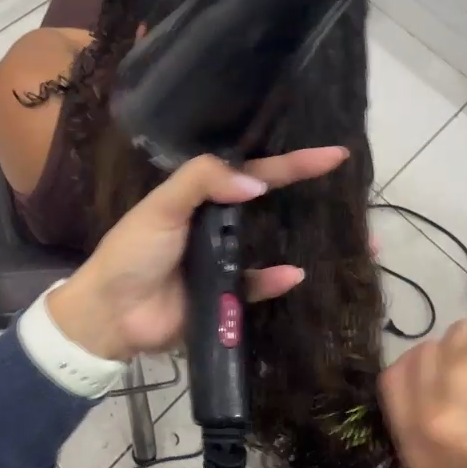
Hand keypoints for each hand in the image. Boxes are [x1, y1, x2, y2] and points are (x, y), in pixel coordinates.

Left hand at [45, 147, 349, 361]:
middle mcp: (217, 225)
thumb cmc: (133, 251)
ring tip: (354, 244)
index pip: (254, 172)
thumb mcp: (162, 206)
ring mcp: (222, 261)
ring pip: (273, 246)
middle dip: (312, 201)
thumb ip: (202, 181)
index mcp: (201, 197)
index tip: (335, 155)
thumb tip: (258, 181)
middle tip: (355, 200)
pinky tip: (295, 275)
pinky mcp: (224, 298)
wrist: (111, 313)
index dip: (293, 163)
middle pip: (272, 208)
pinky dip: (276, 281)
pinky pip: (259, 286)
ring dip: (309, 243)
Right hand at [379, 313, 466, 467]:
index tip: (453, 388)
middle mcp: (433, 408)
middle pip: (423, 355)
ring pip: (461, 335)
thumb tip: (440, 395)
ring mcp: (466, 366)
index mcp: (425, 453)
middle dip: (456, 365)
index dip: (424, 384)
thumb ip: (448, 437)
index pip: (393, 387)